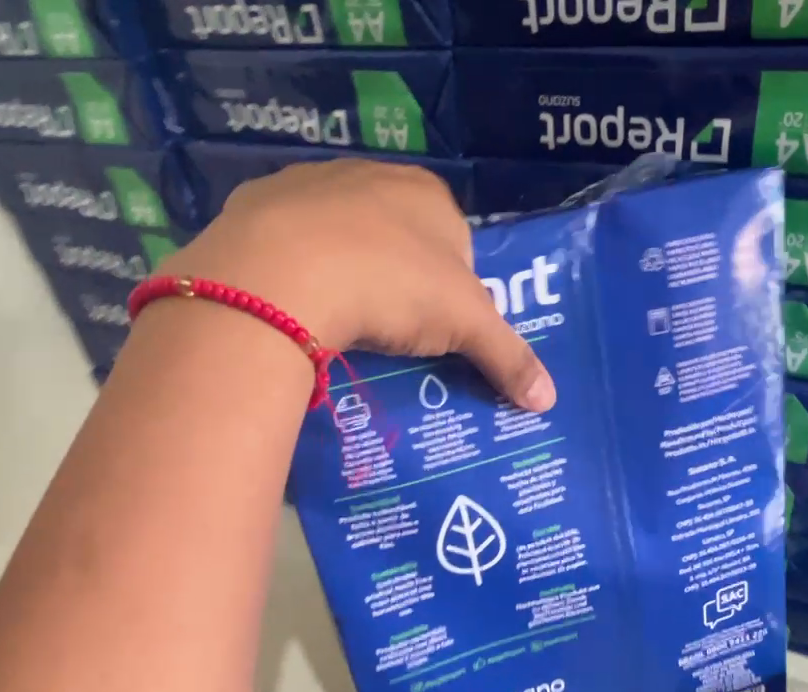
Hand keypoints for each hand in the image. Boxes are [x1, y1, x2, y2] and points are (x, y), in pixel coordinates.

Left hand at [157, 160, 554, 410]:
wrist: (283, 271)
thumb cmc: (392, 284)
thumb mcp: (466, 324)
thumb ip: (508, 356)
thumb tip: (549, 399)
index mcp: (429, 194)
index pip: (456, 242)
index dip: (453, 289)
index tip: (438, 328)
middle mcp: (372, 175)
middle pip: (399, 237)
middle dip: (399, 279)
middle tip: (392, 331)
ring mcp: (310, 185)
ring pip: (342, 237)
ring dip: (347, 272)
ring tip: (343, 322)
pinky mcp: (259, 205)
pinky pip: (289, 244)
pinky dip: (297, 271)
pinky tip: (298, 303)